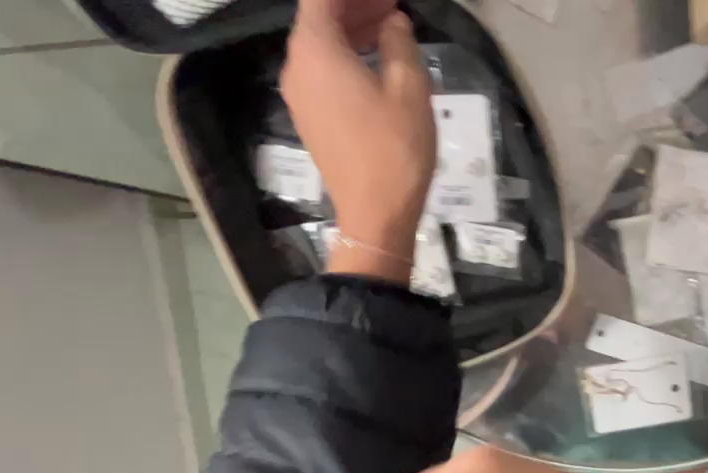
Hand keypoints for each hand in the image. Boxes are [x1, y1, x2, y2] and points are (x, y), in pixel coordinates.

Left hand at [281, 0, 434, 278]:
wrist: (374, 215)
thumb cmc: (394, 150)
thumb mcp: (410, 90)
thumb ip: (400, 44)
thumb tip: (394, 24)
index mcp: (316, 49)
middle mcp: (297, 66)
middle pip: (319, 18)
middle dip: (354, 6)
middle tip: (392, 5)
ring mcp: (301, 96)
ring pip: (321, 46)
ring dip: (352, 32)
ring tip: (390, 31)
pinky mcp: (311, 120)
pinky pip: (323, 73)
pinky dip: (346, 59)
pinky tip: (376, 66)